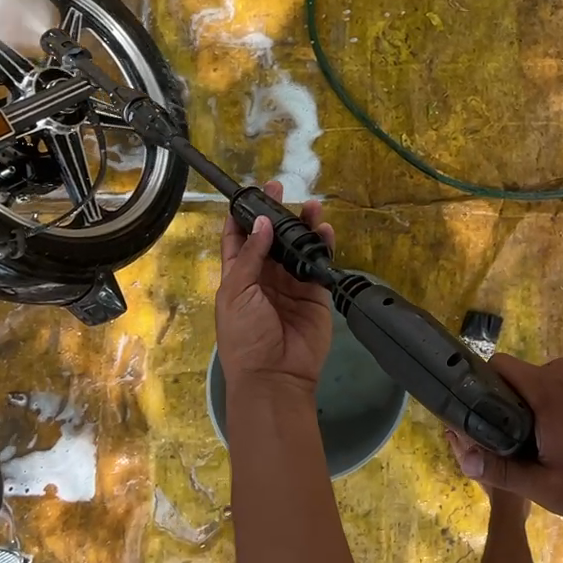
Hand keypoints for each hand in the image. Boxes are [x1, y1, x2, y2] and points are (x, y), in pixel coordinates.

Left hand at [215, 183, 335, 393]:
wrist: (275, 374)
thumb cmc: (245, 336)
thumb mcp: (237, 294)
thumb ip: (251, 256)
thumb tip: (263, 221)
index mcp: (237, 277)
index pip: (237, 240)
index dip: (242, 216)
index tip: (250, 192)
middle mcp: (264, 277)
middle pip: (270, 237)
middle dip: (275, 213)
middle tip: (281, 187)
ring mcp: (291, 283)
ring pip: (296, 245)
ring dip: (302, 224)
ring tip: (311, 205)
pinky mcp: (315, 292)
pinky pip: (318, 262)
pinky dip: (323, 244)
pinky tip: (325, 229)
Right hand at [444, 355, 562, 521]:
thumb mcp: (549, 487)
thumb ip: (503, 471)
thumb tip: (464, 457)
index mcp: (545, 389)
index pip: (497, 366)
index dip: (481, 387)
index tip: (480, 417)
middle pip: (521, 379)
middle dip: (514, 409)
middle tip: (525, 448)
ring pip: (546, 384)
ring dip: (542, 410)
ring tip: (558, 449)